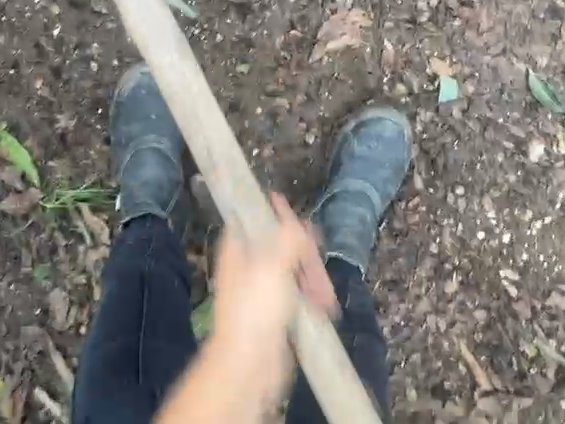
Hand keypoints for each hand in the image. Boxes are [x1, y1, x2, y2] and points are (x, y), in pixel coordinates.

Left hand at [203, 194, 337, 397]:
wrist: (248, 366)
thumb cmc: (255, 309)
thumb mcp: (273, 264)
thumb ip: (289, 239)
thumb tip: (298, 223)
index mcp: (238, 250)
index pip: (253, 219)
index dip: (268, 210)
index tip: (281, 199)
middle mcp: (249, 268)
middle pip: (281, 246)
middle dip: (304, 254)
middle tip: (317, 263)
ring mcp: (263, 293)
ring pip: (294, 273)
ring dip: (313, 278)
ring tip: (326, 295)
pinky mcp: (277, 316)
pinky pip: (299, 298)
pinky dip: (313, 299)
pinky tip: (325, 307)